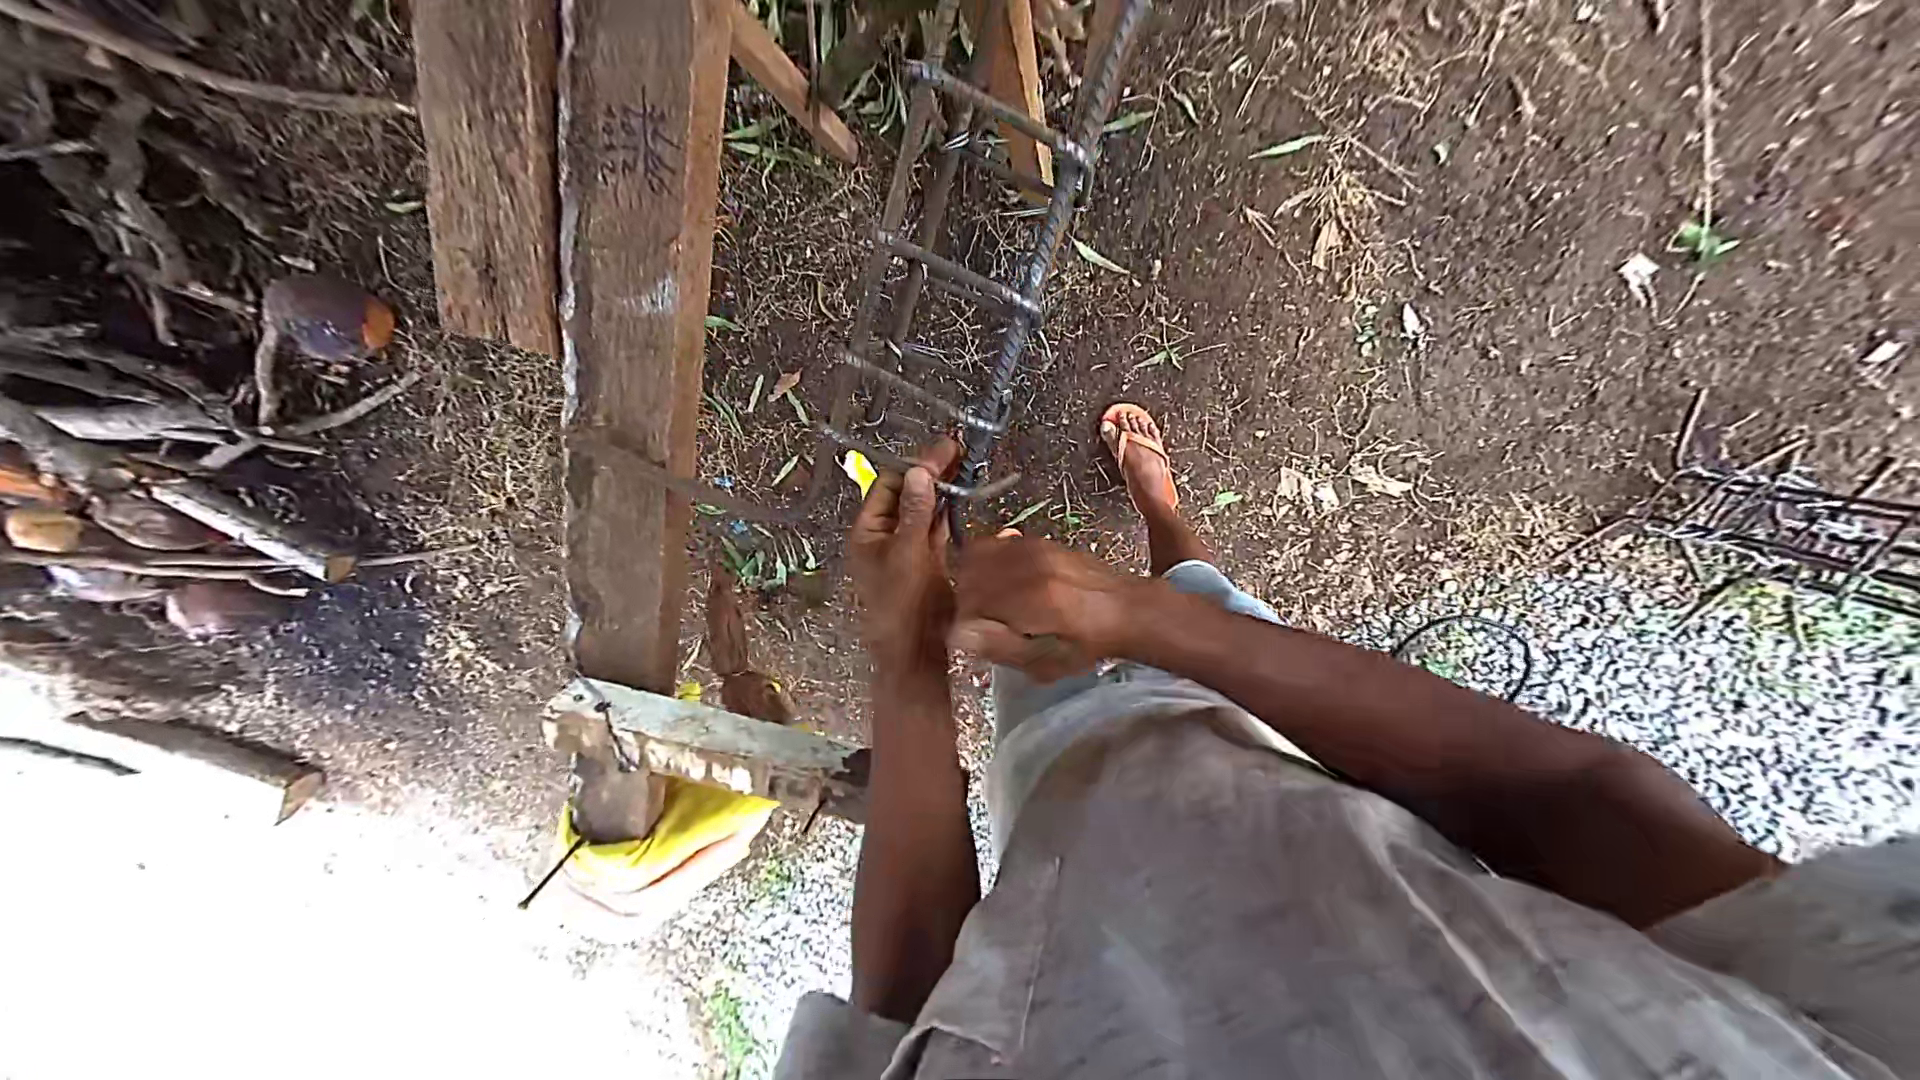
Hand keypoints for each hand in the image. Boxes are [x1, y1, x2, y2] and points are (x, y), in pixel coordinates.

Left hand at [848, 439, 961, 670]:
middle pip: (907, 494)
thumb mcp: (907, 554)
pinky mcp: (928, 559)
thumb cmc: (902, 603)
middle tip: (959, 450)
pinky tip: (964, 495)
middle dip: (930, 473)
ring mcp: (908, 546)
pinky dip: (949, 510)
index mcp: (868, 532)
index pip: (887, 485)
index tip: (942, 451)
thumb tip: (919, 472)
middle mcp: (885, 535)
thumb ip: (915, 513)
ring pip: (924, 509)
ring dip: (942, 489)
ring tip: (966, 465)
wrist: (917, 649)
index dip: (914, 466)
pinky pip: (937, 527)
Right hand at [948, 536, 1151, 681]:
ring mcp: (1035, 548)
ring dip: (974, 577)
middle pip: (969, 572)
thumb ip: (1000, 646)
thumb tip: (958, 633)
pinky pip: (997, 543)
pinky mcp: (1040, 541)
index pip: (969, 601)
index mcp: (1032, 598)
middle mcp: (1030, 566)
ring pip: (978, 552)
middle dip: (965, 597)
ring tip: (987, 600)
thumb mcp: (1045, 662)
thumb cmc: (1086, 644)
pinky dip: (988, 561)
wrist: (1124, 609)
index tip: (970, 634)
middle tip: (977, 618)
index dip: (962, 619)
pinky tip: (1001, 581)